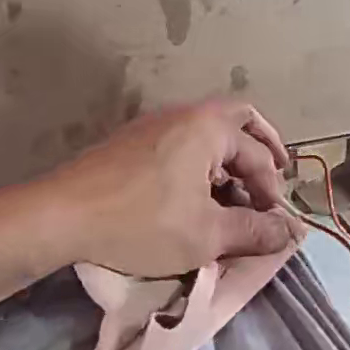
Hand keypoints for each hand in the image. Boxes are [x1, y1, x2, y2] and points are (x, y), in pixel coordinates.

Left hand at [29, 99, 304, 277]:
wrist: (61, 215)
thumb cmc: (141, 223)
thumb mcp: (206, 235)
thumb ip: (253, 230)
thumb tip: (288, 231)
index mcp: (208, 128)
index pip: (259, 155)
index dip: (272, 191)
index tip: (273, 224)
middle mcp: (184, 114)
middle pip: (239, 119)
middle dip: (262, 146)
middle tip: (276, 173)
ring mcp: (154, 124)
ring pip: (208, 130)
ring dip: (230, 157)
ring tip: (236, 192)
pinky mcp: (132, 141)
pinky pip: (182, 141)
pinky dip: (202, 160)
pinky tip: (196, 192)